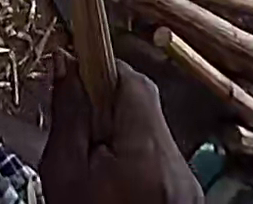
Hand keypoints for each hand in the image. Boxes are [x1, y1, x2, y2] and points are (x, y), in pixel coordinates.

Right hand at [40, 59, 201, 203]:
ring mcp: (190, 190)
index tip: (78, 72)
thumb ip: (68, 113)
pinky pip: (161, 161)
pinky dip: (136, 155)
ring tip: (94, 156)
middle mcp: (179, 168)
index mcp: (148, 154)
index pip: (135, 84)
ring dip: (122, 128)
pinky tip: (113, 180)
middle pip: (147, 107)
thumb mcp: (63, 171)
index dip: (106, 68)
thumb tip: (66, 62)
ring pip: (154, 133)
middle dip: (111, 101)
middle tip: (80, 120)